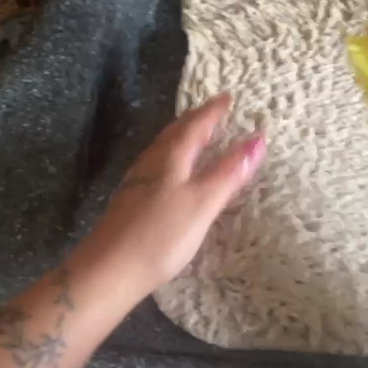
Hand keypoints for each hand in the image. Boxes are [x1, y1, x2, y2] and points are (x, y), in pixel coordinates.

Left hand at [69, 94, 265, 305]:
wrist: (108, 270)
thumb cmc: (160, 234)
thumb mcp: (202, 203)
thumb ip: (230, 172)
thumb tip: (259, 138)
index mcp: (172, 154)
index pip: (197, 123)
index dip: (214, 110)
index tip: (229, 98)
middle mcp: (154, 158)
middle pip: (178, 130)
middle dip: (198, 118)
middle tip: (216, 111)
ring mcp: (140, 178)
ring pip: (167, 145)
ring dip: (185, 135)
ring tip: (199, 135)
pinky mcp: (133, 198)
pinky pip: (160, 162)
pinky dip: (176, 155)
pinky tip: (175, 172)